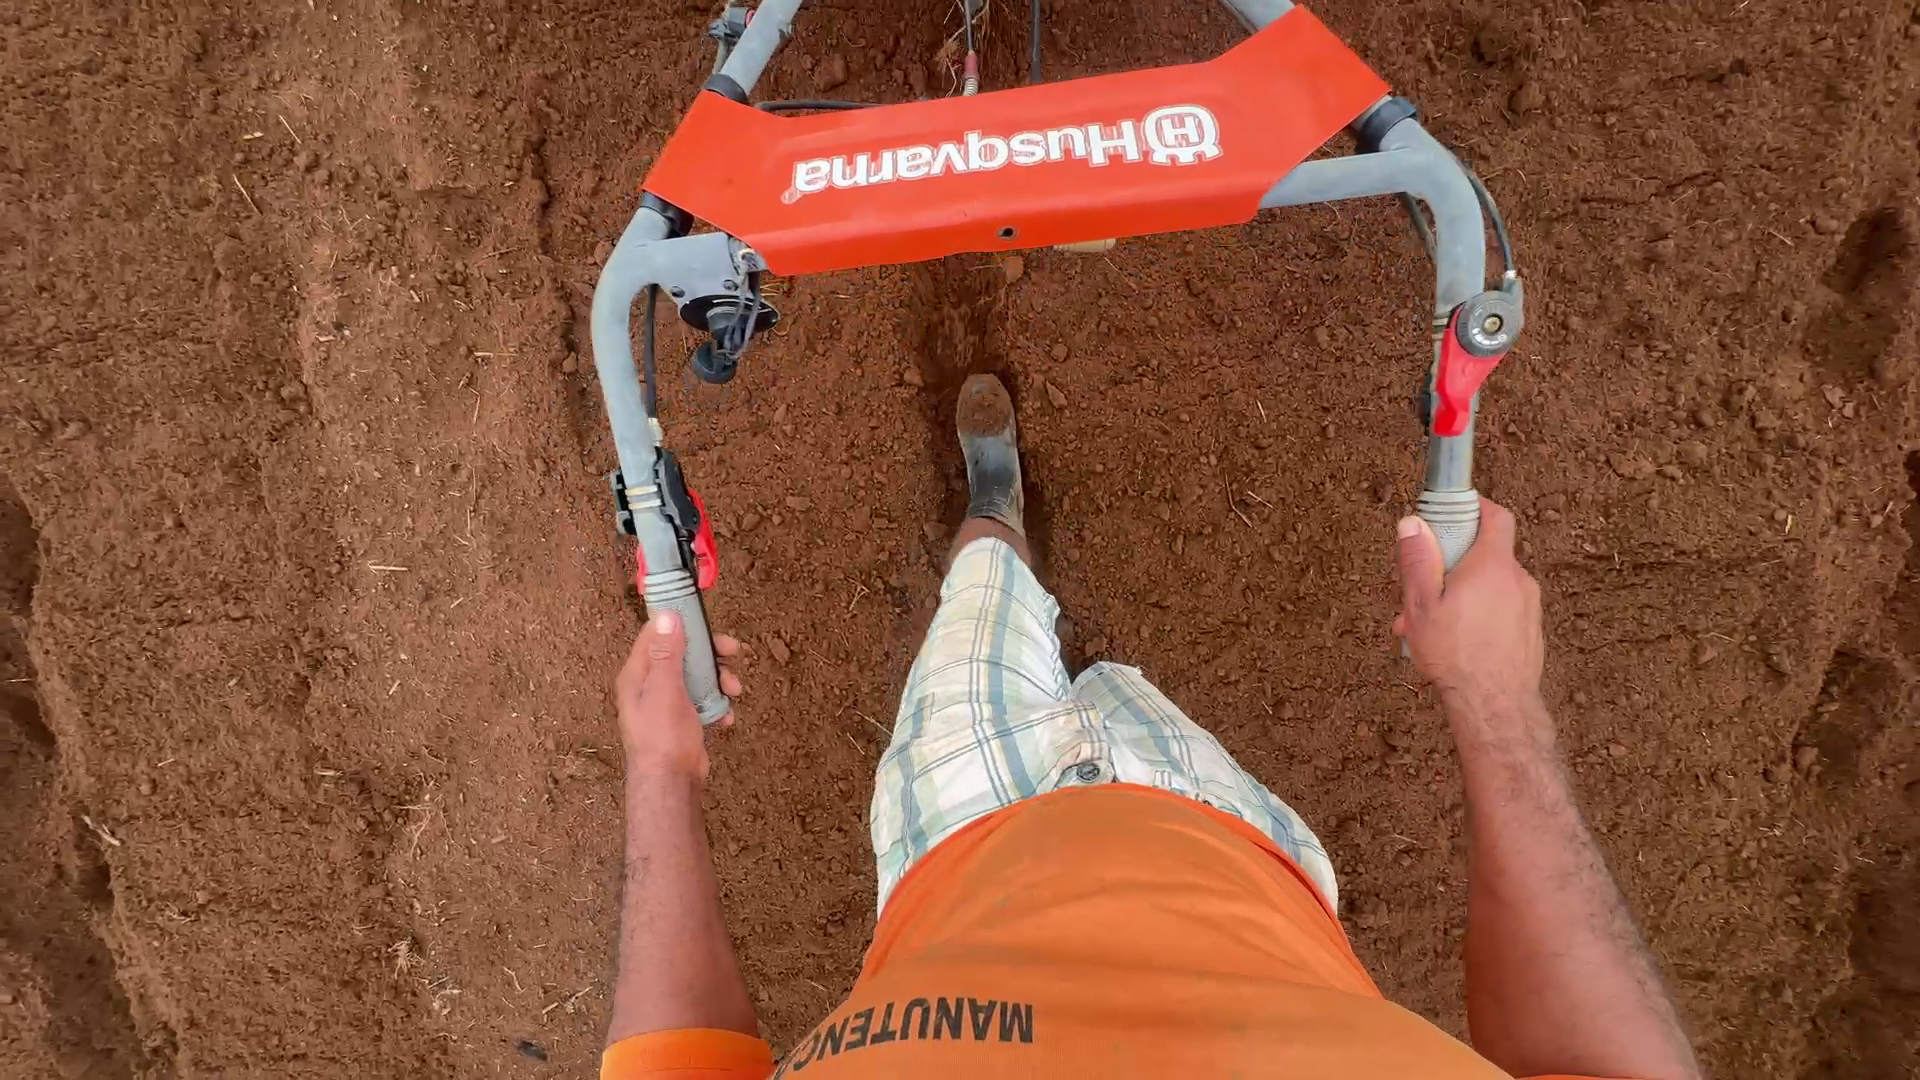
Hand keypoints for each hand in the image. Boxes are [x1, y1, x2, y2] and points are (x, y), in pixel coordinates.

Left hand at [614, 611, 744, 782]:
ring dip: (719, 679)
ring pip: (697, 676)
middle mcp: (650, 685)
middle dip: (710, 653)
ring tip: (735, 691)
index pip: (655, 635)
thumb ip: (667, 653)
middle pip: (683, 654)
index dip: (680, 624)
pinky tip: (725, 717)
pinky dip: (717, 704)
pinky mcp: (682, 718)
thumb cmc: (663, 735)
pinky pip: (703, 700)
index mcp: (638, 674)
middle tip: (733, 650)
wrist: (671, 781)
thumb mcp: (666, 688)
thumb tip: (667, 616)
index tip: (704, 621)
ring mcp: (667, 702)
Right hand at [1394, 498, 1543, 716]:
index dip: (1474, 507)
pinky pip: (1498, 607)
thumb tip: (1412, 523)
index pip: (1496, 517)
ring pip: (1488, 585)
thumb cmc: (1454, 652)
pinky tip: (1449, 639)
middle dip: (1449, 564)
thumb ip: (1417, 560)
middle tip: (1418, 587)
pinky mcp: (1529, 627)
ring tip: (1426, 624)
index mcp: (1492, 566)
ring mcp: (1528, 605)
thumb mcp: (1421, 603)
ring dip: (1457, 593)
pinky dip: (1474, 612)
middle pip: (1484, 553)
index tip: (1449, 511)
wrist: (1494, 704)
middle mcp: (1517, 579)